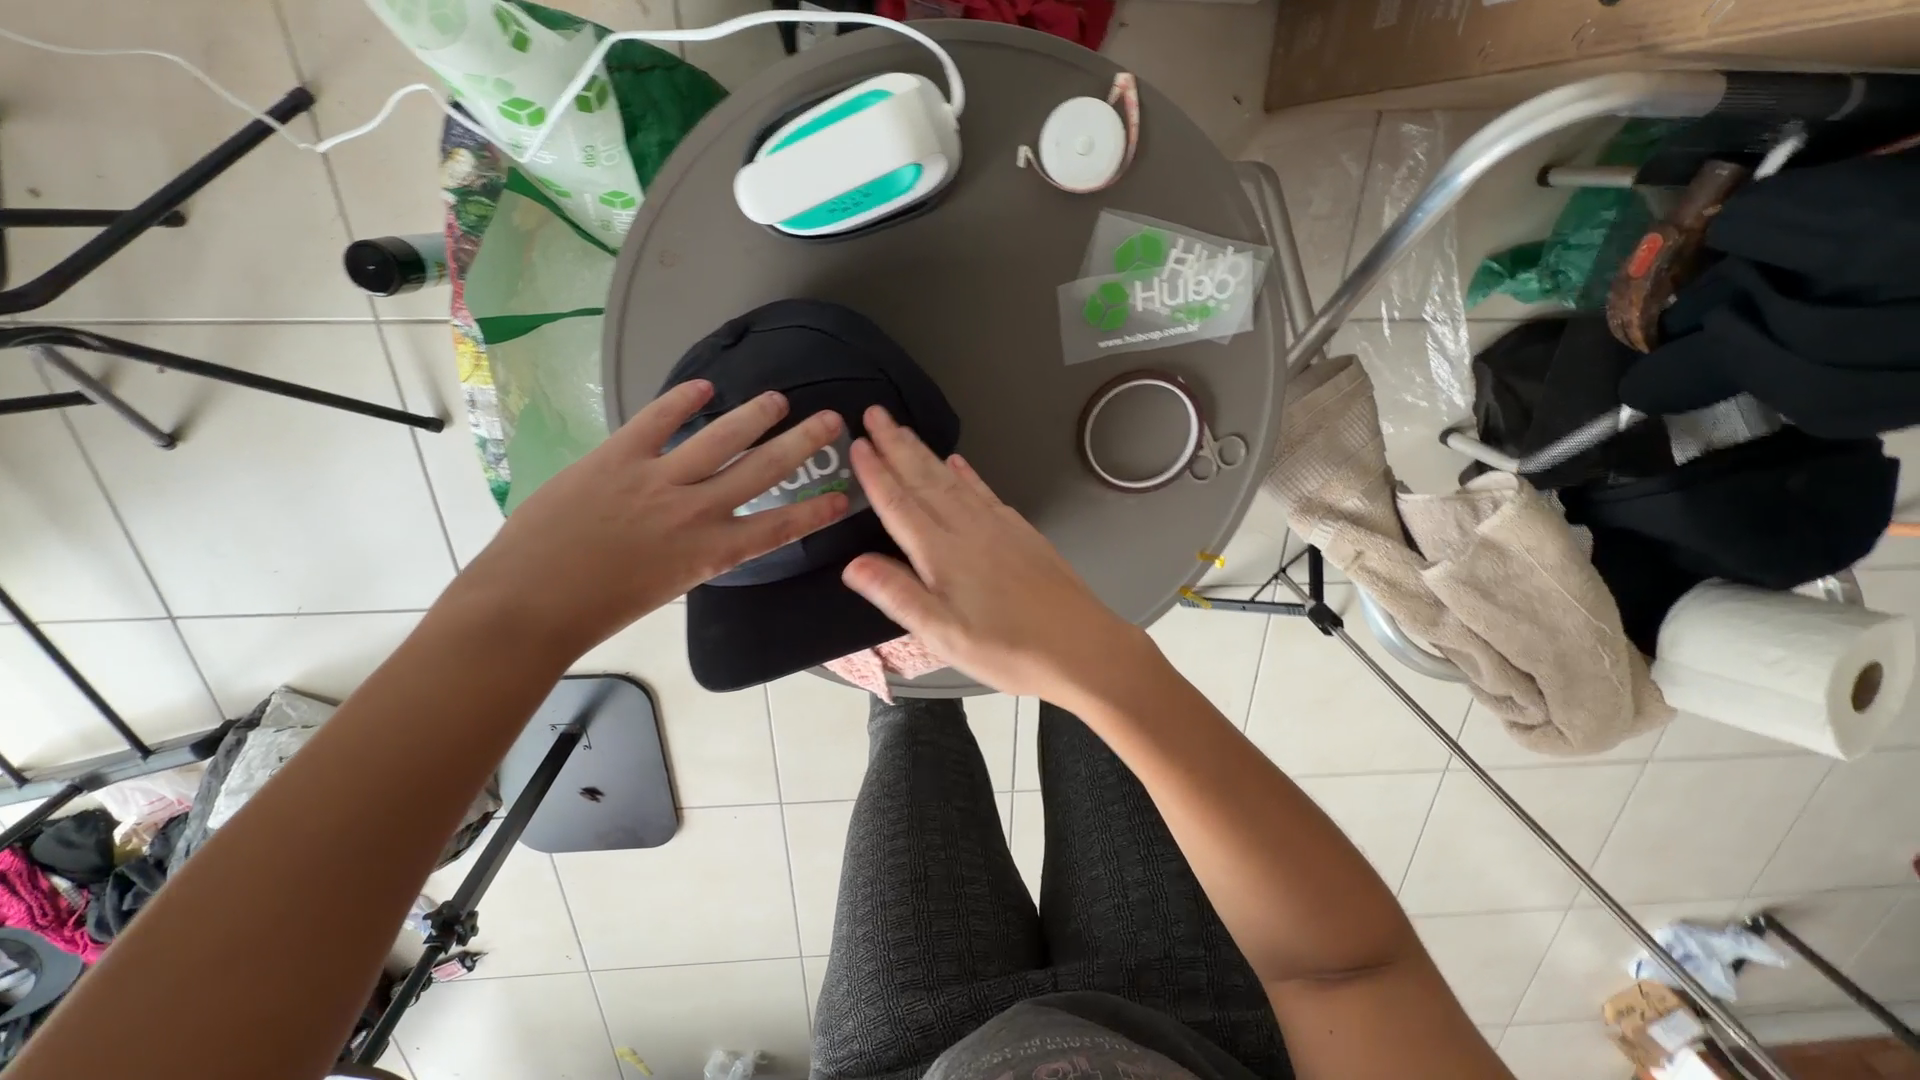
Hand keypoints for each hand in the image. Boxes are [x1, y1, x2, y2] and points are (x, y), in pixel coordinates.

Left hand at [454, 381, 848, 658]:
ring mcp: (657, 481)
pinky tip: (705, 387)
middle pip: (762, 471)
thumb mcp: (663, 586)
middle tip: (830, 420)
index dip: (813, 512)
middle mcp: (695, 512)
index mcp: (708, 555)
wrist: (531, 603)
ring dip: (755, 416)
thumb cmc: (595, 610)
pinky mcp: (617, 458)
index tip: (841, 496)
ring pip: (721, 439)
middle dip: (801, 444)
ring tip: (779, 399)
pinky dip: (682, 401)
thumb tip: (698, 524)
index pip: (777, 529)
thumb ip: (690, 553)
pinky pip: (657, 421)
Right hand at [841, 405, 1151, 701]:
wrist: (1082, 646)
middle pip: (924, 479)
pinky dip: (967, 473)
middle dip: (896, 445)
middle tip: (875, 414)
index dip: (875, 474)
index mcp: (942, 554)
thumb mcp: (943, 635)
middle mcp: (968, 530)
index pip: (899, 504)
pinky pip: (984, 491)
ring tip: (904, 429)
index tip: (857, 445)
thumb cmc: (1009, 649)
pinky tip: (958, 463)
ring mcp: (997, 527)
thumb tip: (853, 565)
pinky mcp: (1020, 532)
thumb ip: (898, 595)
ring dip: (924, 452)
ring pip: (952, 479)